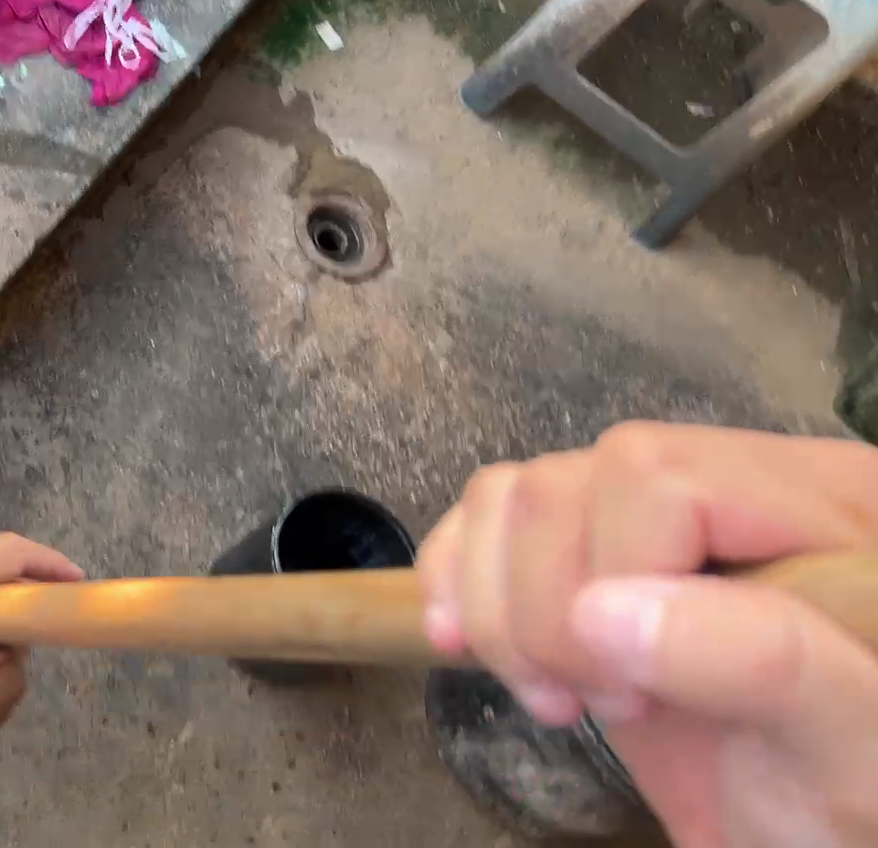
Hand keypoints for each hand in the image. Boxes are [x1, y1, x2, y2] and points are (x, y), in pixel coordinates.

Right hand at [416, 422, 877, 846]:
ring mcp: (632, 508)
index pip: (657, 478)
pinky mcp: (568, 540)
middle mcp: (719, 481)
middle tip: (591, 702)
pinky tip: (464, 641)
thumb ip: (770, 667)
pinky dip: (452, 580)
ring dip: (491, 606)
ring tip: (550, 693)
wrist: (790, 836)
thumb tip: (600, 613)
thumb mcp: (851, 760)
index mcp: (826, 506)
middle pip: (558, 485)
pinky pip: (476, 518)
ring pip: (501, 497)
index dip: (611, 568)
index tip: (636, 688)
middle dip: (539, 603)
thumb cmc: (849, 811)